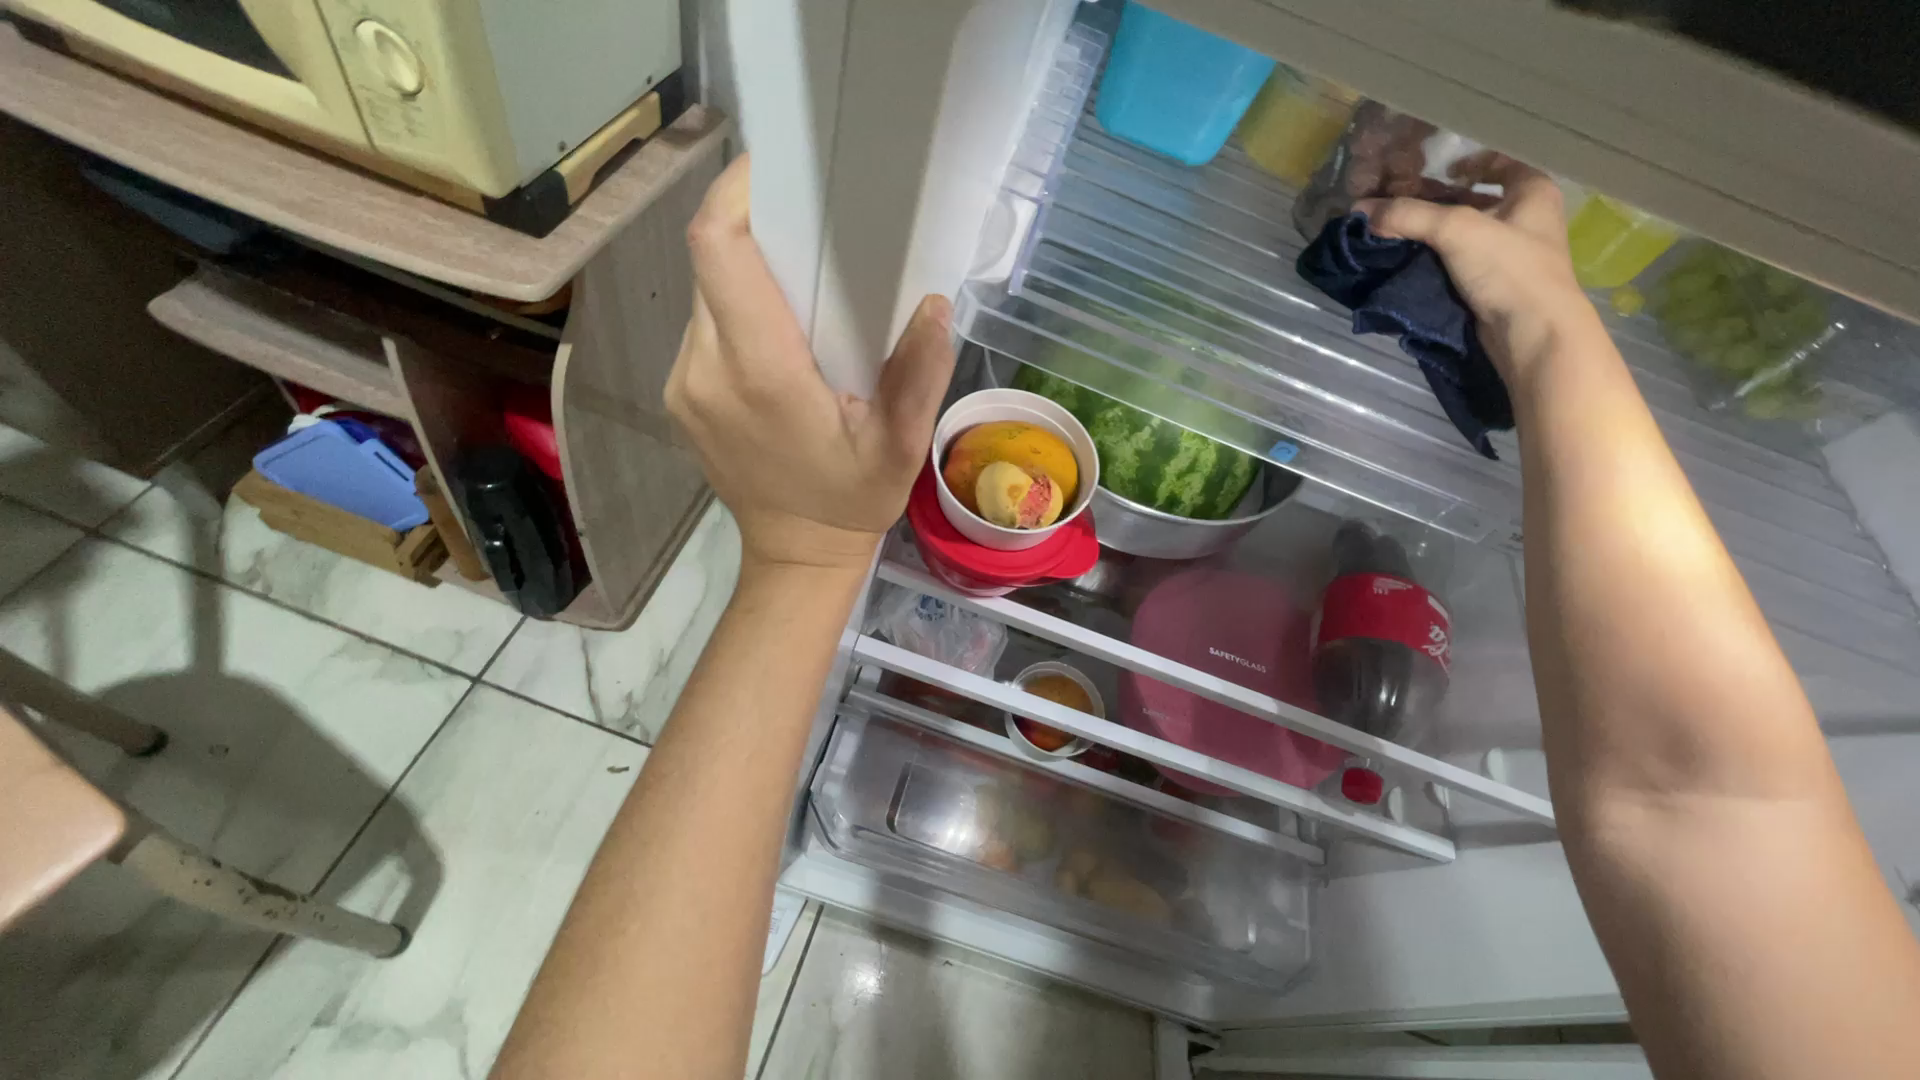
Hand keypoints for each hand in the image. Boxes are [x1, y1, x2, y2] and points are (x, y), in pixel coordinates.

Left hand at [667, 156, 956, 575]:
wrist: (796, 555)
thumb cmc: (851, 502)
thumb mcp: (900, 448)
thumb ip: (918, 375)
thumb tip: (933, 304)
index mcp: (760, 374)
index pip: (718, 251)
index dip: (737, 194)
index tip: (779, 171)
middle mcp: (705, 370)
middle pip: (712, 264)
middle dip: (757, 233)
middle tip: (815, 231)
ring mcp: (683, 383)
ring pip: (706, 294)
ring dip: (750, 276)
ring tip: (805, 288)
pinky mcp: (680, 394)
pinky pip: (705, 326)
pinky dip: (739, 311)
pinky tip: (781, 333)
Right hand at [1355, 156, 1598, 383]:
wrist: (1531, 333)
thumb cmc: (1509, 270)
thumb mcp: (1456, 231)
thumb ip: (1408, 216)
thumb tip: (1359, 209)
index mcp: (1533, 192)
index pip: (1502, 162)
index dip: (1469, 162)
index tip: (1436, 172)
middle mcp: (1525, 218)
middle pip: (1474, 199)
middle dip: (1436, 202)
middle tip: (1398, 205)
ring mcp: (1509, 254)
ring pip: (1463, 234)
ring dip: (1430, 234)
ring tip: (1394, 234)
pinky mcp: (1492, 285)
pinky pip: (1457, 263)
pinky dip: (1433, 260)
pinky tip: (1407, 262)